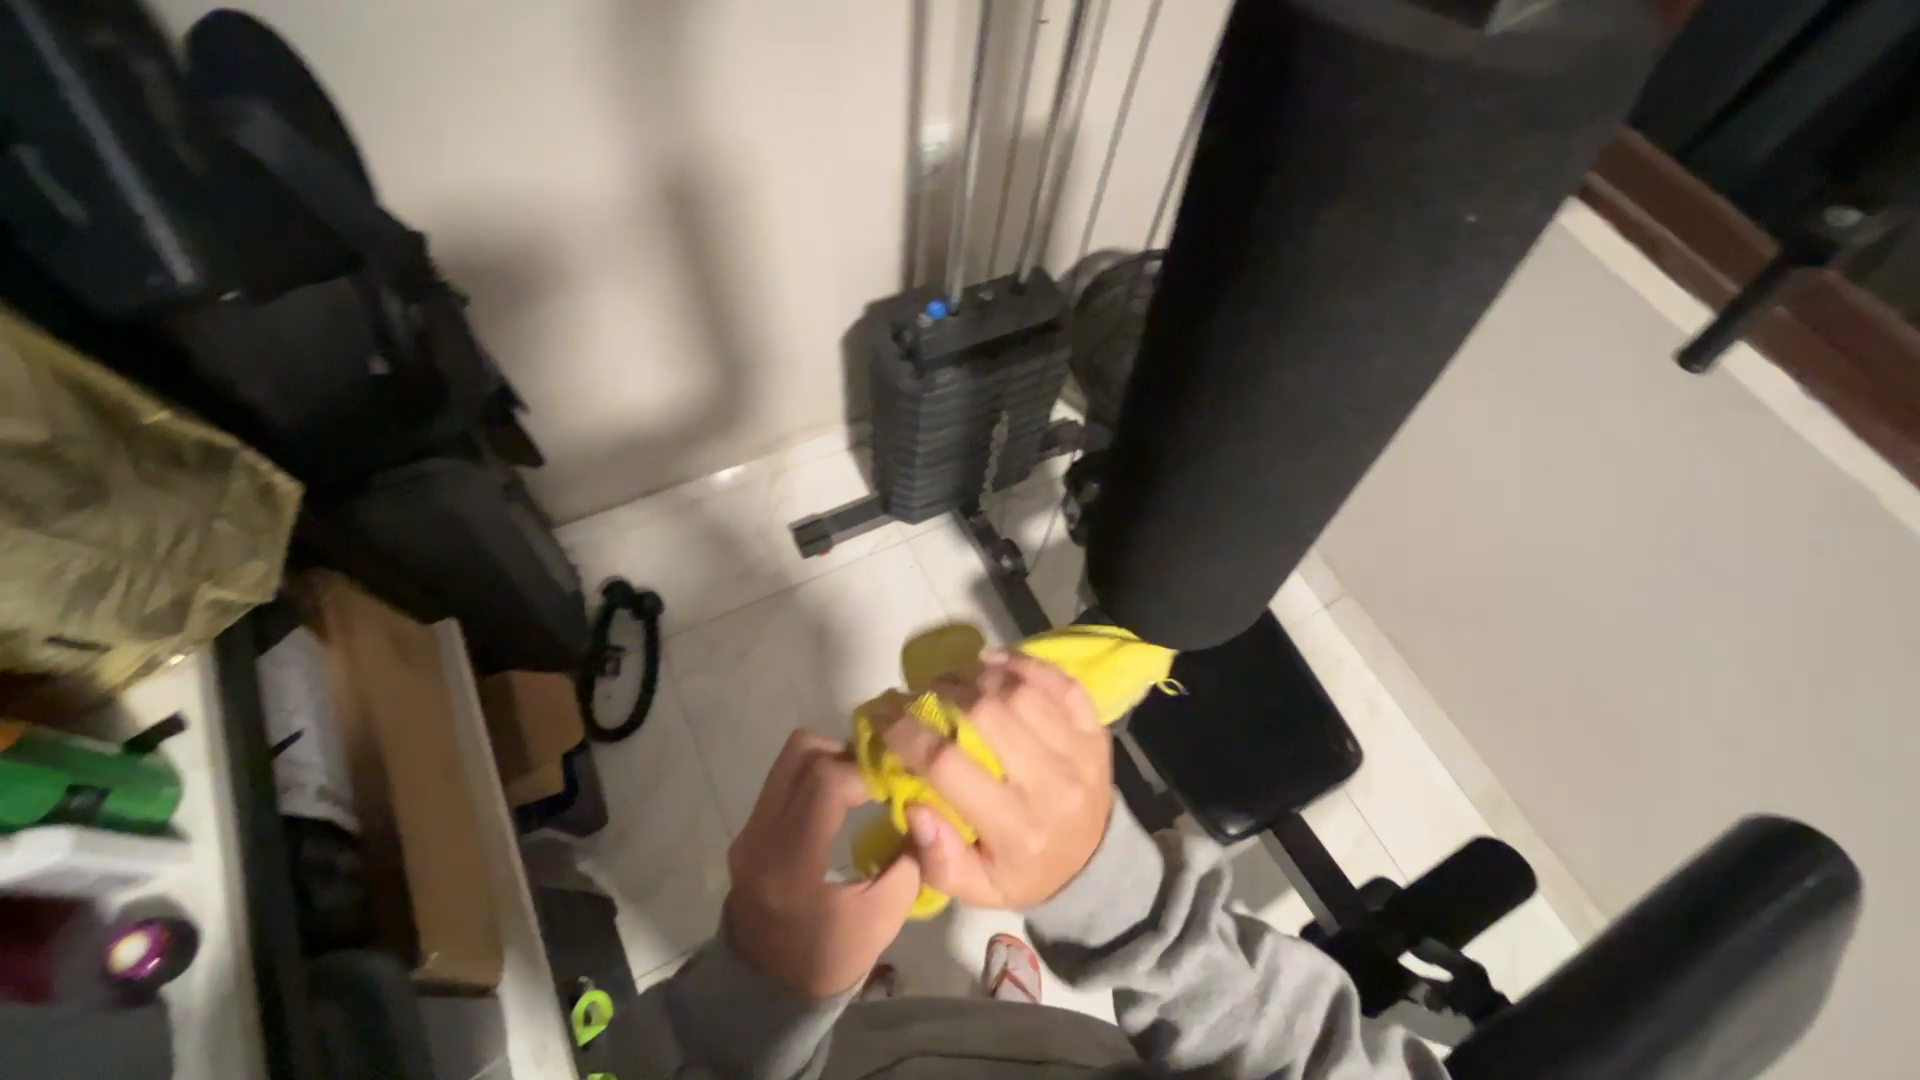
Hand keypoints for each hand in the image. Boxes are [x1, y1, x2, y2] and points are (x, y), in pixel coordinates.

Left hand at [724, 730, 923, 996]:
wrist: (764, 993)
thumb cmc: (827, 959)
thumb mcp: (882, 919)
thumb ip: (910, 862)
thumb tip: (925, 813)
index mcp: (791, 859)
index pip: (827, 781)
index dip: (868, 771)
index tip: (897, 784)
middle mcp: (761, 834)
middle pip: (801, 753)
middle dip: (848, 755)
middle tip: (879, 775)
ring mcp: (748, 830)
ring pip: (788, 760)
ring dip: (829, 760)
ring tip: (861, 785)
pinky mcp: (748, 832)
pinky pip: (782, 781)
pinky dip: (814, 777)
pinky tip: (841, 802)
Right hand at [881, 649, 1111, 908]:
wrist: (1094, 866)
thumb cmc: (1024, 872)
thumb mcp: (978, 888)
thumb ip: (939, 859)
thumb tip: (913, 807)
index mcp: (1017, 831)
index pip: (949, 766)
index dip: (907, 733)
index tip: (882, 715)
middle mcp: (1052, 786)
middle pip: (987, 714)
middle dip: (943, 693)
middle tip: (920, 691)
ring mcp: (1080, 753)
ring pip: (1021, 692)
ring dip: (978, 674)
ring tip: (953, 678)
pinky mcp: (1096, 731)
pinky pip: (1062, 683)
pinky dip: (1024, 663)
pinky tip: (993, 662)